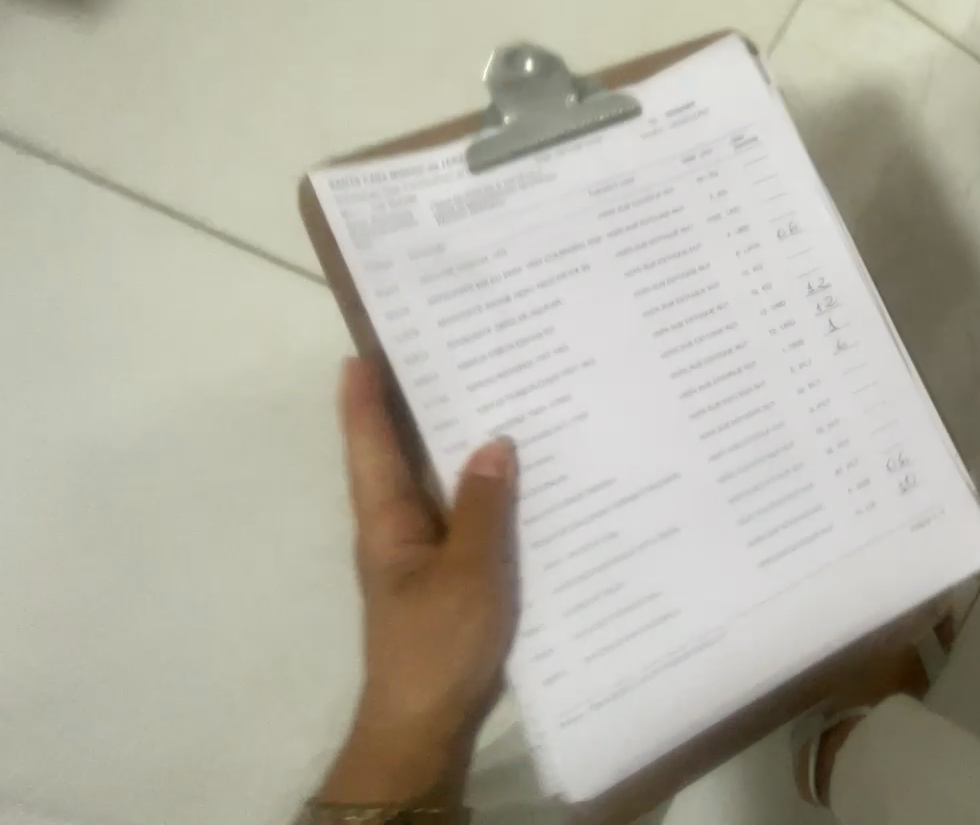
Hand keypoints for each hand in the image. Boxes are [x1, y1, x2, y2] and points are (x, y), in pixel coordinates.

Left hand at [319, 359, 518, 805]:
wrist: (431, 713)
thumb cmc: (438, 640)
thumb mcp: (467, 570)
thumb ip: (484, 506)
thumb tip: (496, 442)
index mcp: (390, 522)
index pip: (373, 450)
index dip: (365, 404)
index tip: (363, 356)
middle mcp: (404, 525)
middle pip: (402, 456)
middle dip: (413, 408)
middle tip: (447, 358)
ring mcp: (430, 546)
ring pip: (441, 479)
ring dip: (457, 441)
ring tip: (495, 397)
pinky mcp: (458, 563)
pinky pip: (473, 507)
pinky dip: (491, 481)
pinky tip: (527, 468)